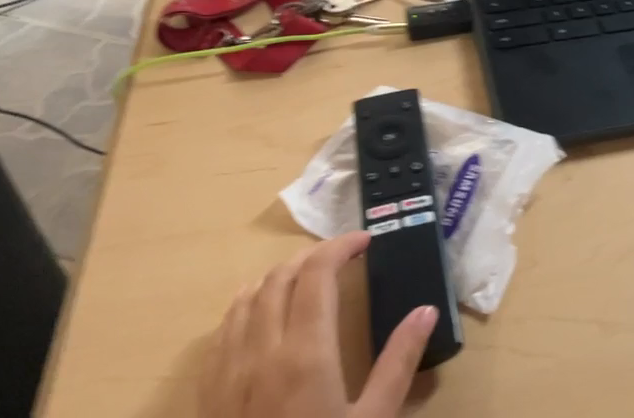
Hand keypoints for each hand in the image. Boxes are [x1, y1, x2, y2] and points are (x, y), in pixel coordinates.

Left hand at [200, 231, 439, 417]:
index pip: (318, 272)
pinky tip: (260, 315)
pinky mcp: (208, 391)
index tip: (365, 242)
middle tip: (342, 260)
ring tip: (304, 280)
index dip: (341, 246)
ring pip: (248, 295)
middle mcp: (263, 348)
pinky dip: (246, 304)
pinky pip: (223, 327)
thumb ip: (398, 364)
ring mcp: (229, 369)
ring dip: (278, 276)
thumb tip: (425, 311)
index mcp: (306, 352)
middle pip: (281, 275)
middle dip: (313, 257)